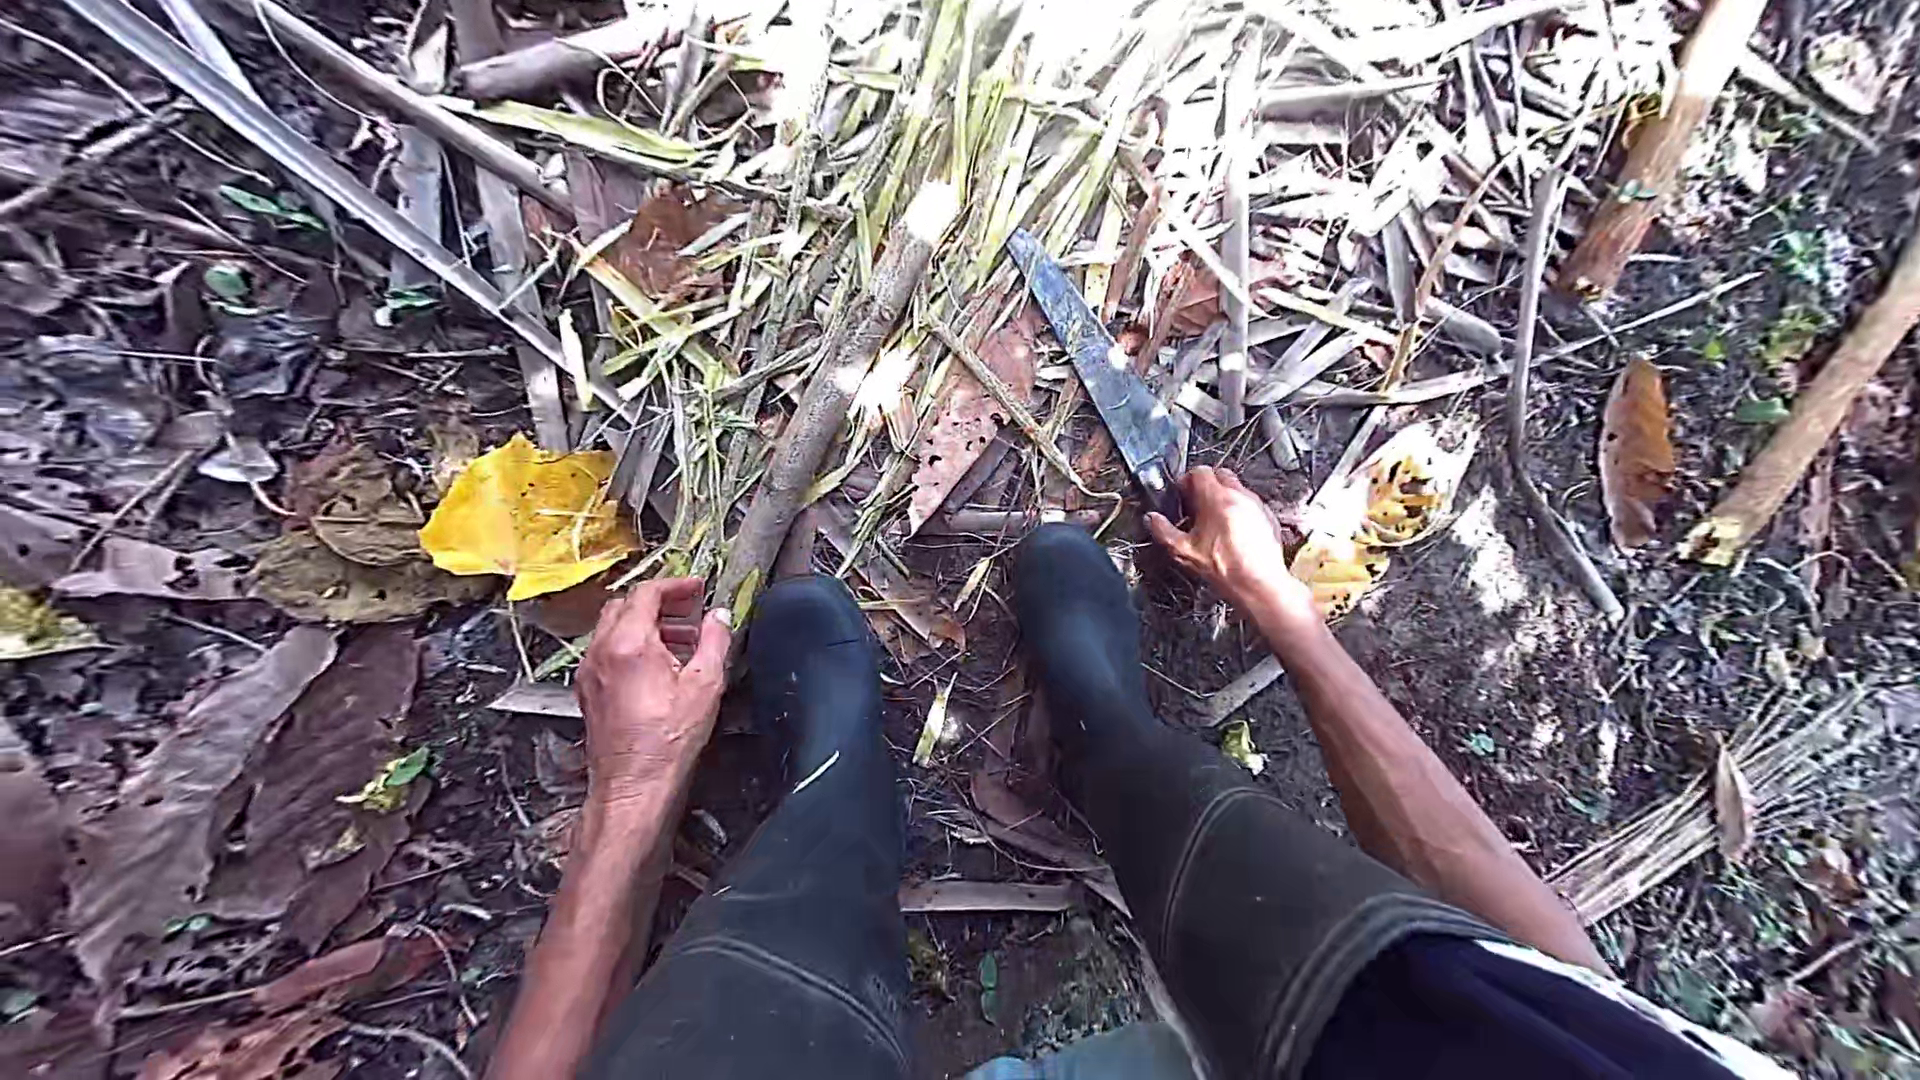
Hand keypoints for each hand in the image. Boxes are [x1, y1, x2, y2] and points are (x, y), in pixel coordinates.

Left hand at [575, 578, 732, 812]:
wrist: (634, 782)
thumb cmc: (668, 738)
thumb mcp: (705, 683)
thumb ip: (715, 640)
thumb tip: (720, 617)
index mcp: (629, 644)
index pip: (647, 593)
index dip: (676, 585)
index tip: (697, 588)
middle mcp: (601, 652)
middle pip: (625, 605)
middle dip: (660, 602)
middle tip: (690, 610)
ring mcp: (590, 671)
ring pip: (614, 627)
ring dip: (647, 622)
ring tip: (682, 638)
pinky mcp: (589, 689)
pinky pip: (608, 650)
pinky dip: (633, 643)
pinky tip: (661, 663)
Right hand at [1147, 467, 1313, 620]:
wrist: (1259, 584)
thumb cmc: (1225, 569)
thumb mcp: (1183, 551)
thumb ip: (1163, 531)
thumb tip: (1153, 519)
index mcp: (1216, 499)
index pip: (1200, 472)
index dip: (1186, 481)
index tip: (1182, 494)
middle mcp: (1240, 496)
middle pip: (1220, 475)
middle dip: (1205, 486)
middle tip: (1195, 504)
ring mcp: (1257, 506)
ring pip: (1236, 488)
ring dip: (1222, 497)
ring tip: (1212, 520)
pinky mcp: (1268, 517)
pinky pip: (1250, 504)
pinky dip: (1239, 510)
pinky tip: (1230, 531)